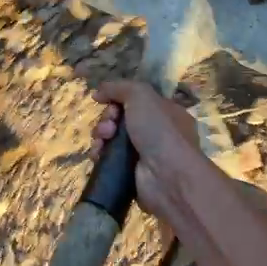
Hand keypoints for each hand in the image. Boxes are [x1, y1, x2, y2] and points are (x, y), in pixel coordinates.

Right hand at [88, 81, 214, 229]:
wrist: (168, 178)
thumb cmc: (160, 130)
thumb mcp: (141, 95)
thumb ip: (118, 87)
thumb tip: (98, 93)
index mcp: (166, 113)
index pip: (137, 100)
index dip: (119, 99)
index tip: (107, 101)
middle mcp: (156, 133)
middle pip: (121, 118)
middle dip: (108, 118)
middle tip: (109, 125)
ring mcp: (144, 154)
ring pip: (112, 137)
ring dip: (102, 134)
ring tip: (104, 139)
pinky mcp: (131, 173)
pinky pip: (109, 157)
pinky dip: (100, 153)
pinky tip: (99, 153)